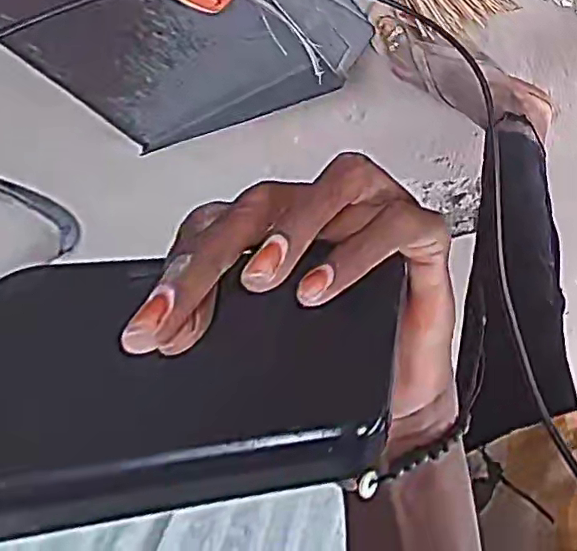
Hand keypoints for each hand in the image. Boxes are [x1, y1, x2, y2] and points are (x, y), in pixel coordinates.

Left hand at [120, 152, 458, 455]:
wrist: (403, 397)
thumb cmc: (342, 355)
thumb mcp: (270, 340)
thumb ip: (223, 322)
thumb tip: (167, 330)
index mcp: (290, 224)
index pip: (228, 218)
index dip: (186, 263)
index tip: (153, 323)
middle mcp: (333, 209)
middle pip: (271, 197)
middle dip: (221, 247)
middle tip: (184, 305)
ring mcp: (380, 212)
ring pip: (341, 179)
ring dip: (296, 222)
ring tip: (262, 276)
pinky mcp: (423, 233)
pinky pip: (397, 223)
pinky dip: (357, 252)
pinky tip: (322, 286)